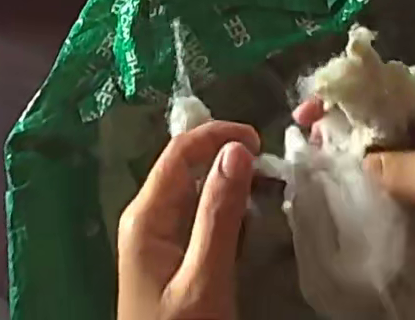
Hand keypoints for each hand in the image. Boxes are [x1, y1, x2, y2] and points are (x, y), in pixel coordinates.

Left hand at [117, 120, 260, 319]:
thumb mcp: (204, 280)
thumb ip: (219, 214)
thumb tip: (238, 148)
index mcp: (146, 215)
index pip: (181, 150)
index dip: (219, 134)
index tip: (260, 142)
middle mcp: (147, 215)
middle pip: (188, 164)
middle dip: (228, 157)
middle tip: (268, 171)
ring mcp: (157, 235)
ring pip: (196, 187)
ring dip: (230, 182)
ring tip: (264, 191)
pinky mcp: (171, 253)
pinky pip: (199, 212)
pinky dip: (226, 207)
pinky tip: (247, 221)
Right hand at [295, 99, 414, 319]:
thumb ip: (393, 163)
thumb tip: (352, 158)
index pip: (375, 89)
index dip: (339, 94)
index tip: (304, 111)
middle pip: (371, 122)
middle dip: (337, 128)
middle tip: (303, 145)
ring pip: (378, 157)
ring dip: (348, 163)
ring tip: (314, 175)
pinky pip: (389, 189)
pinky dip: (366, 193)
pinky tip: (344, 204)